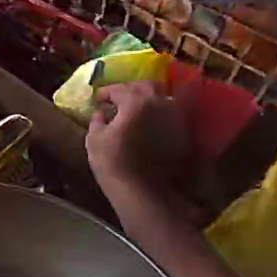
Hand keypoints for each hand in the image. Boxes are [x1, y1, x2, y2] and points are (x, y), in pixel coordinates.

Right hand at [87, 81, 187, 198]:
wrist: (140, 190)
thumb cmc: (112, 163)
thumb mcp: (94, 139)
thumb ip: (97, 120)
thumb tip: (100, 113)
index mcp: (136, 102)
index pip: (119, 89)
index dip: (106, 92)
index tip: (98, 99)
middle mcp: (160, 103)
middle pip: (147, 86)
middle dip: (131, 89)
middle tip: (119, 98)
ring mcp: (174, 118)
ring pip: (162, 99)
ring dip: (148, 101)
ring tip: (136, 109)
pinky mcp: (181, 134)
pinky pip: (169, 117)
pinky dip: (158, 116)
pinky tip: (148, 125)